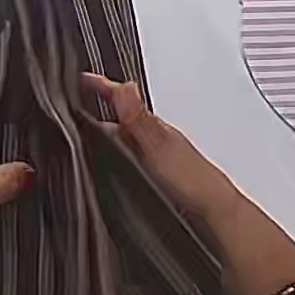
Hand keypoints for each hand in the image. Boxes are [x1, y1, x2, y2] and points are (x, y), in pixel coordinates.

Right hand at [83, 73, 294, 294]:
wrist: (217, 215)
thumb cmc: (195, 181)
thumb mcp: (158, 147)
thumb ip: (139, 119)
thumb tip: (124, 87)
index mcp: (153, 128)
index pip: (122, 99)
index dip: (101, 87)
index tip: (81, 79)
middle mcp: (154, 139)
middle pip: (120, 116)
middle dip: (98, 107)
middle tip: (77, 100)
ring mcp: (155, 157)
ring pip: (124, 137)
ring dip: (104, 132)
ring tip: (83, 131)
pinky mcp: (156, 176)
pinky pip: (129, 157)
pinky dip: (114, 154)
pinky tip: (110, 165)